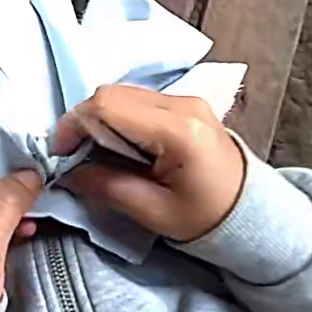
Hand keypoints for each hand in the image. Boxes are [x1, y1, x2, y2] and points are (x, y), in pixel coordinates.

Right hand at [52, 85, 244, 241]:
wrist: (250, 213)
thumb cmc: (204, 218)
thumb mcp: (152, 211)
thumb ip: (105, 186)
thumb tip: (67, 173)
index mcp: (178, 131)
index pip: (108, 106)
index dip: (74, 125)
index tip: (60, 153)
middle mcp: (183, 105)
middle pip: (112, 93)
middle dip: (84, 122)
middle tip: (75, 156)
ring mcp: (186, 100)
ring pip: (122, 93)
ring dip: (99, 119)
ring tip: (96, 154)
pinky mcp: (185, 104)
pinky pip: (138, 100)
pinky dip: (117, 119)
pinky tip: (118, 146)